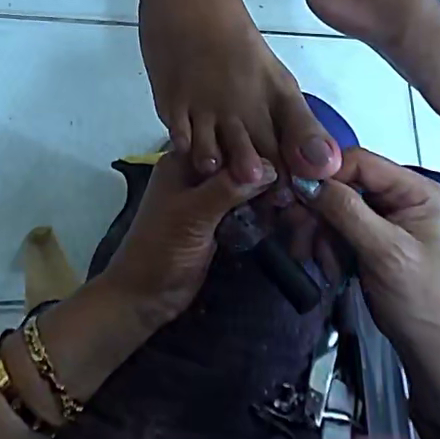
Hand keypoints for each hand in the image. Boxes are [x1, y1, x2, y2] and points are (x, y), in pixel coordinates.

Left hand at [96, 151, 276, 327]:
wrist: (145, 297)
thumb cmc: (162, 249)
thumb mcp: (194, 214)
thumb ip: (229, 188)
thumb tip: (270, 168)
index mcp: (182, 160)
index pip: (224, 141)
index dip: (254, 148)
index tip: (286, 158)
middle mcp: (196, 172)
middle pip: (237, 162)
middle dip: (263, 172)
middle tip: (293, 184)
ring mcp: (206, 197)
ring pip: (243, 185)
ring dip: (264, 193)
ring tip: (289, 200)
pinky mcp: (217, 220)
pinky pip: (243, 207)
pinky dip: (259, 210)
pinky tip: (279, 213)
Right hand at [301, 149, 439, 433]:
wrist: (435, 355)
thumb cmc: (425, 304)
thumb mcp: (386, 253)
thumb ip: (347, 211)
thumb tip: (306, 180)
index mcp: (417, 190)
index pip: (359, 161)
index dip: (325, 174)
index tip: (296, 192)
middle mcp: (399, 197)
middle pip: (341, 184)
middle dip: (319, 212)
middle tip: (300, 236)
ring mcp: (383, 218)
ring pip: (331, 207)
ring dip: (320, 234)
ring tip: (325, 264)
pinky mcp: (368, 239)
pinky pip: (334, 228)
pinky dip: (324, 247)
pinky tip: (330, 269)